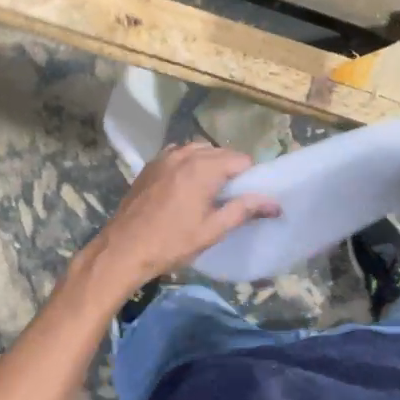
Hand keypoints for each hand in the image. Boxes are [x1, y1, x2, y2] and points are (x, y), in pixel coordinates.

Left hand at [73, 143, 277, 305]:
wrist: (124, 249)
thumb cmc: (171, 243)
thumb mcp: (212, 230)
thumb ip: (244, 210)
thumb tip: (275, 203)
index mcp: (203, 168)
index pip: (241, 159)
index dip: (249, 177)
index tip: (245, 197)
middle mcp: (185, 154)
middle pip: (221, 152)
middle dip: (230, 170)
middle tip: (228, 198)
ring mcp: (165, 157)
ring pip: (199, 150)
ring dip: (209, 164)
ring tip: (207, 192)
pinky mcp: (151, 165)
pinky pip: (179, 154)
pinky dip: (189, 163)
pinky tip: (185, 186)